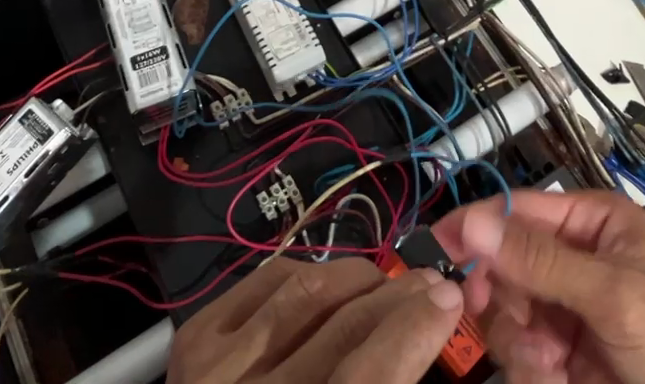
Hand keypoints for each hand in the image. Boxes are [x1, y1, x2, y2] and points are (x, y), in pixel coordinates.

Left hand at [167, 256, 464, 383]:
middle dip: (397, 298)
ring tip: (388, 279)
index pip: (370, 378)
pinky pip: (266, 280)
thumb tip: (421, 342)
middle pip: (340, 330)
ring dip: (358, 277)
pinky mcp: (196, 335)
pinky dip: (307, 271)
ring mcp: (217, 364)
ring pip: (304, 293)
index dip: (413, 333)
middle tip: (432, 281)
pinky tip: (334, 280)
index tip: (448, 299)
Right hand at [432, 190, 644, 383]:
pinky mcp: (567, 356)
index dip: (479, 222)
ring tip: (548, 363)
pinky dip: (529, 365)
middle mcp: (578, 259)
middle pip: (505, 261)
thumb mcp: (615, 296)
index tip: (440, 243)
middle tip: (496, 315)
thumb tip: (471, 220)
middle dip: (502, 294)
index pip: (521, 209)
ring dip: (517, 337)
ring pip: (508, 308)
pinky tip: (555, 377)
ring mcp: (571, 310)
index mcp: (596, 224)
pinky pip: (522, 348)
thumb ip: (540, 260)